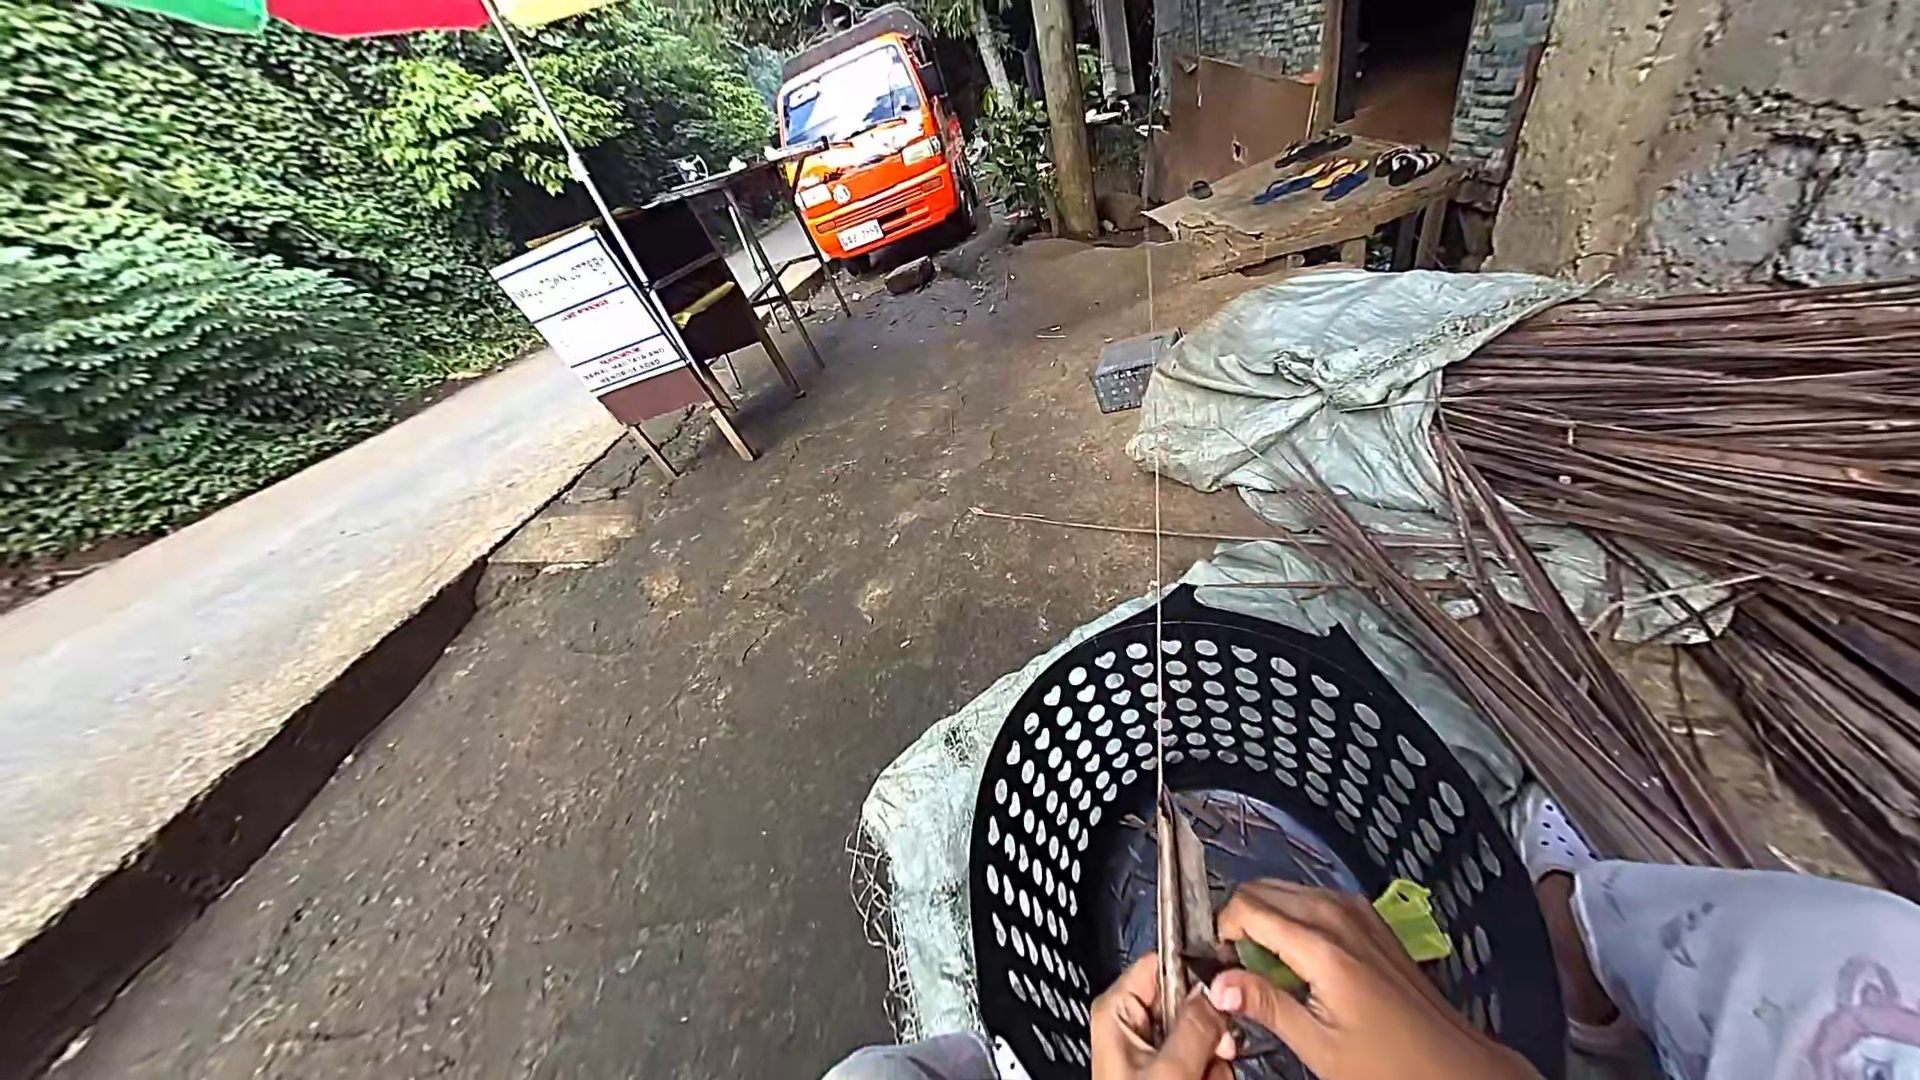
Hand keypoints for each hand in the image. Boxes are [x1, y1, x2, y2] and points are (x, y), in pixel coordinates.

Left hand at [1091, 953, 1235, 1079]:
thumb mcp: (1168, 1074)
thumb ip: (1193, 1030)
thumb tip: (1214, 994)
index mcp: (1118, 1010)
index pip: (1157, 966)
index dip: (1191, 973)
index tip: (1224, 991)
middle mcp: (1133, 1025)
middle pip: (1184, 1004)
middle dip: (1208, 1034)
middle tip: (1218, 1056)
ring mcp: (1152, 1054)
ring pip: (1200, 1039)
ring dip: (1214, 1064)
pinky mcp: (1170, 1077)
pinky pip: (1201, 1065)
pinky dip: (1211, 1077)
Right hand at [1209, 881, 1542, 1079]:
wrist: (1462, 1070)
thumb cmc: (1392, 1069)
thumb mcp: (1322, 1049)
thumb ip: (1265, 1005)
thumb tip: (1216, 984)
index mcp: (1320, 946)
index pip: (1244, 908)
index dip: (1224, 931)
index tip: (1226, 963)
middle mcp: (1333, 913)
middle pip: (1258, 890)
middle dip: (1241, 921)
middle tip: (1245, 967)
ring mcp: (1351, 907)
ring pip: (1280, 888)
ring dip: (1264, 915)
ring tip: (1274, 965)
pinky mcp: (1364, 911)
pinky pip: (1307, 895)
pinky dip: (1291, 914)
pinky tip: (1304, 955)